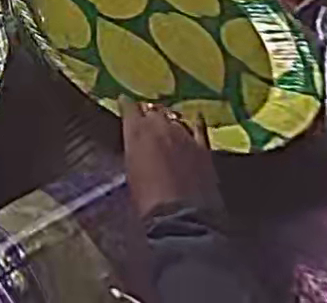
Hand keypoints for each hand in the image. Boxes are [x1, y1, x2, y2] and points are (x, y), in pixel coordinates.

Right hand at [121, 97, 222, 217]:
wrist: (182, 221)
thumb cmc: (147, 201)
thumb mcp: (131, 169)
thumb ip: (133, 148)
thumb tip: (136, 141)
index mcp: (136, 130)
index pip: (128, 106)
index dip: (126, 105)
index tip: (124, 104)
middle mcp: (158, 125)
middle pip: (151, 109)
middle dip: (148, 113)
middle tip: (146, 120)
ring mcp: (182, 134)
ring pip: (172, 115)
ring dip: (167, 119)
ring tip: (166, 123)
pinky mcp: (202, 147)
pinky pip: (198, 126)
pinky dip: (194, 121)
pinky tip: (195, 117)